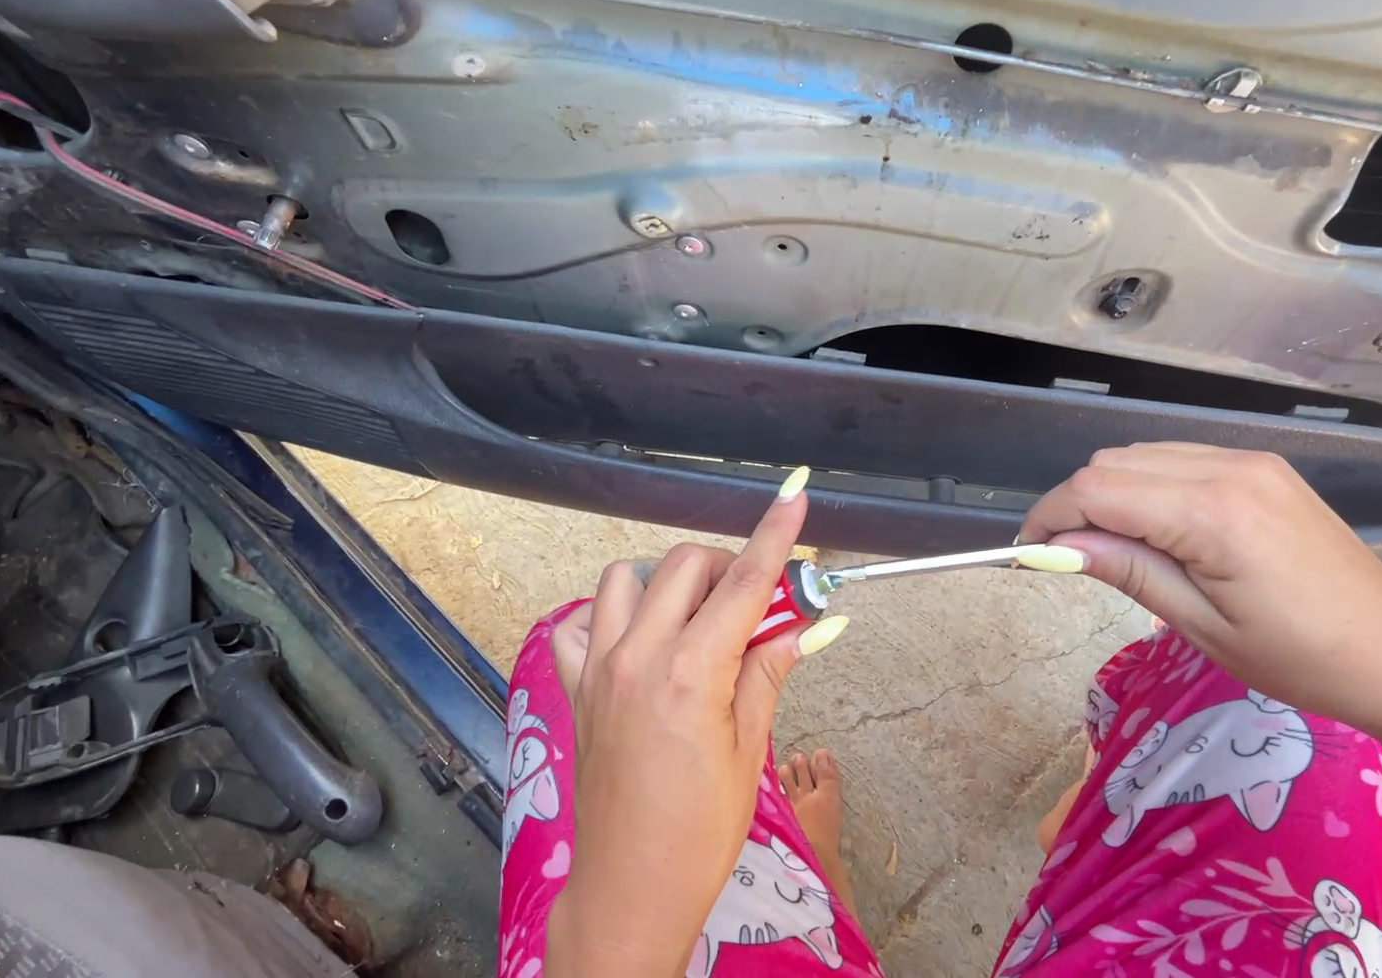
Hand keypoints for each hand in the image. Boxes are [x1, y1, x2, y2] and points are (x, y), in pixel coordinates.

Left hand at [547, 472, 811, 977]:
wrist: (631, 887)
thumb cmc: (703, 829)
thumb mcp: (750, 748)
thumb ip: (770, 669)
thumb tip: (807, 623)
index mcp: (693, 672)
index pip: (745, 583)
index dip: (775, 534)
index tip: (795, 494)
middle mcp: (639, 655)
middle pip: (687, 563)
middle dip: (728, 565)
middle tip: (754, 604)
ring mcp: (599, 666)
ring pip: (629, 576)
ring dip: (670, 581)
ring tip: (696, 618)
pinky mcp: (575, 685)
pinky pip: (581, 620)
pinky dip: (611, 611)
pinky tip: (638, 636)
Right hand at [1018, 443, 1381, 735]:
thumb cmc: (1299, 659)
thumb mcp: (1200, 625)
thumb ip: (1125, 570)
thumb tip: (1057, 545)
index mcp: (1214, 513)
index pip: (1097, 489)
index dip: (1051, 516)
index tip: (1030, 552)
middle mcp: (1229, 468)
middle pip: (1112, 463)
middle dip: (1076, 505)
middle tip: (1071, 558)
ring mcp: (1249, 460)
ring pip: (1139, 455)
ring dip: (1108, 493)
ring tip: (1112, 548)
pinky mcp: (1260, 467)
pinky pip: (1175, 458)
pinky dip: (1144, 486)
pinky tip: (1155, 528)